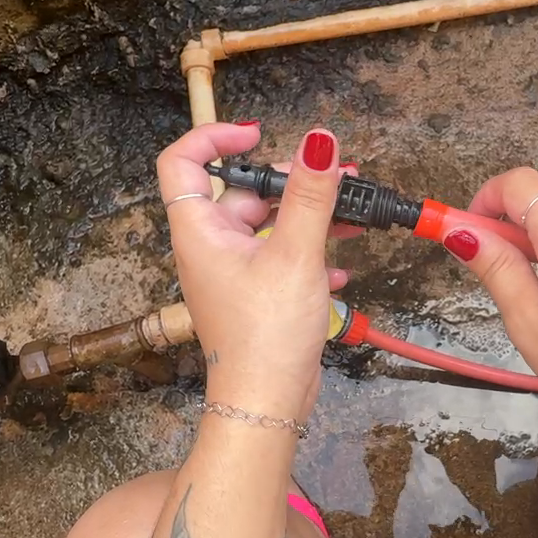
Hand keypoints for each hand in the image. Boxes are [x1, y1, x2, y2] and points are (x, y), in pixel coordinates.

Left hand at [157, 124, 345, 421]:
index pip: (184, 162)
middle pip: (243, 193)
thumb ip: (309, 196)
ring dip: (309, 218)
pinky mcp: (256, 295)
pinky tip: (342, 268)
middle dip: (291, 183)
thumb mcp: (295, 255)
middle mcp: (211, 247)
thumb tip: (320, 141)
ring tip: (354, 216)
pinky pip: (281, 258)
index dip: (215, 137)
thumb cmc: (268, 333)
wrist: (267, 402)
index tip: (259, 134)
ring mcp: (234, 272)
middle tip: (336, 180)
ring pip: (269, 226)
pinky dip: (310, 254)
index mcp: (201, 231)